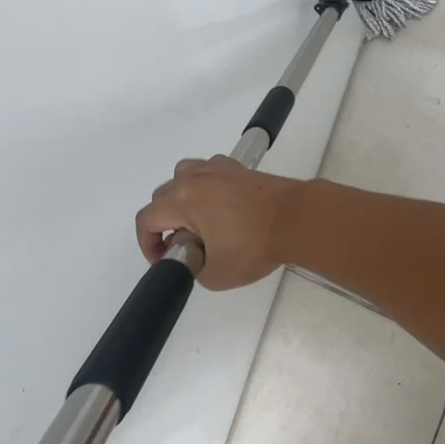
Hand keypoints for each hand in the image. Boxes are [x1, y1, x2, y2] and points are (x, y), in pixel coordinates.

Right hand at [135, 155, 305, 290]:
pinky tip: (221, 208)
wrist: (297, 219)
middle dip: (165, 223)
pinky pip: (208, 172)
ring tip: (200, 224)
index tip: (164, 260)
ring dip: (182, 200)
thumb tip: (192, 253)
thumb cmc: (254, 245)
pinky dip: (205, 188)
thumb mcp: (215, 274)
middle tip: (185, 246)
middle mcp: (195, 178)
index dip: (147, 244)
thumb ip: (191, 268)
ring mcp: (218, 168)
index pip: (147, 219)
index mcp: (183, 200)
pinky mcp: (238, 168)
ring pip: (184, 177)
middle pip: (163, 196)